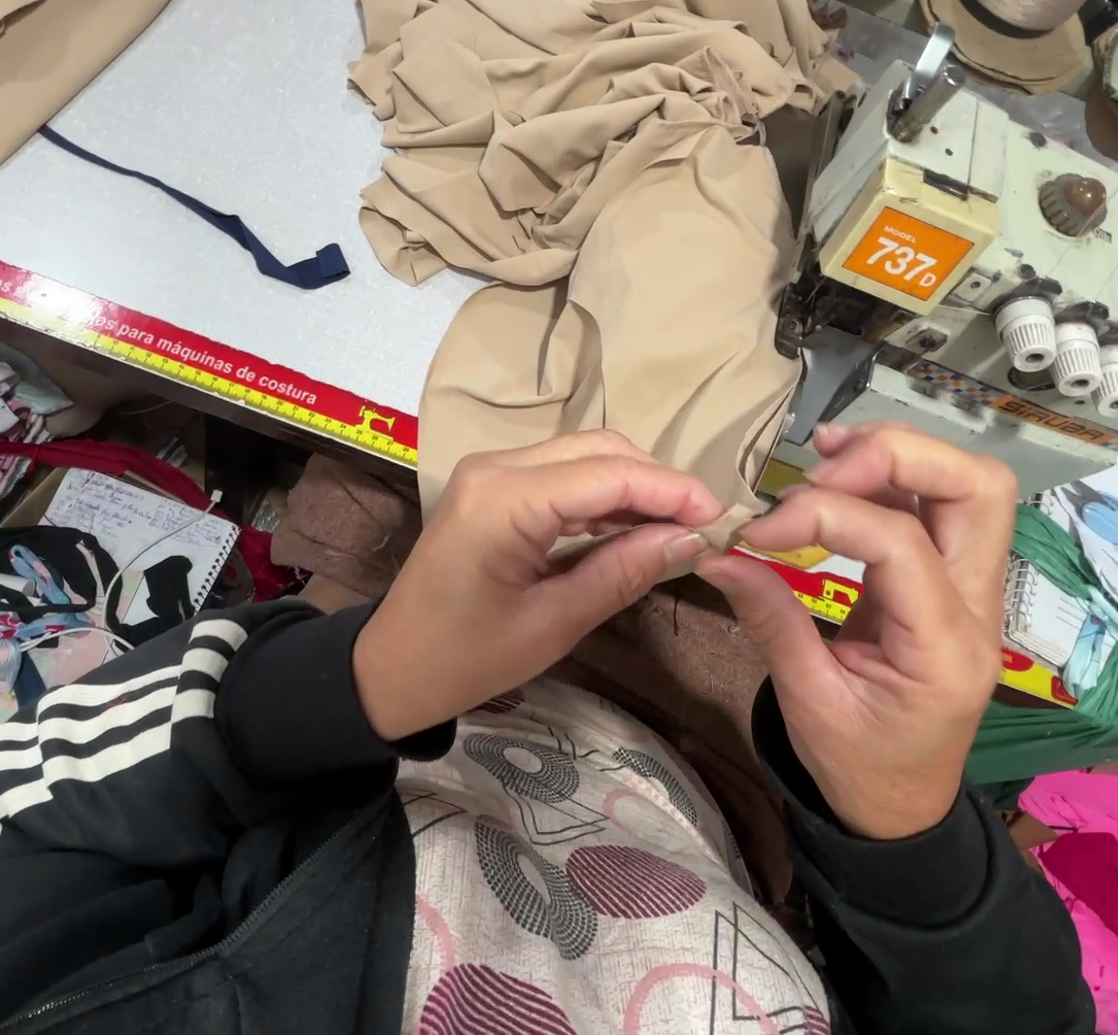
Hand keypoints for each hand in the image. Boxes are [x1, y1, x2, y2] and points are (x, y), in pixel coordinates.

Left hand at [353, 430, 724, 740]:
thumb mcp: (555, 623)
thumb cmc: (467, 658)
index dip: (673, 490)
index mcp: (505, 500)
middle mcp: (496, 467)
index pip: (610, 473)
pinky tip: (632, 526)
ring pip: (583, 456)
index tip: (724, 519)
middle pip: (599, 450)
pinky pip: (560, 475)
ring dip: (632, 487)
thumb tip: (692, 538)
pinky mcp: (491, 487)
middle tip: (703, 527)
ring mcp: (490, 472)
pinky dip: (602, 496)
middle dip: (657, 482)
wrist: (393, 667)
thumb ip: (624, 572)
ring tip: (677, 529)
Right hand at [697, 422, 1015, 838]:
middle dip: (895, 456)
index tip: (754, 531)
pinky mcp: (945, 581)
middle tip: (815, 470)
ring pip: (966, 486)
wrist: (900, 805)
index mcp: (945, 648)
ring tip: (820, 457)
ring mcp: (970, 590)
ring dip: (895, 456)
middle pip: (977, 490)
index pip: (901, 544)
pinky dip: (885, 476)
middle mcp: (977, 606)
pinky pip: (933, 507)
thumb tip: (718, 554)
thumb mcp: (807, 700)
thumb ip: (770, 618)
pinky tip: (833, 469)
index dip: (824, 517)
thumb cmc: (857, 764)